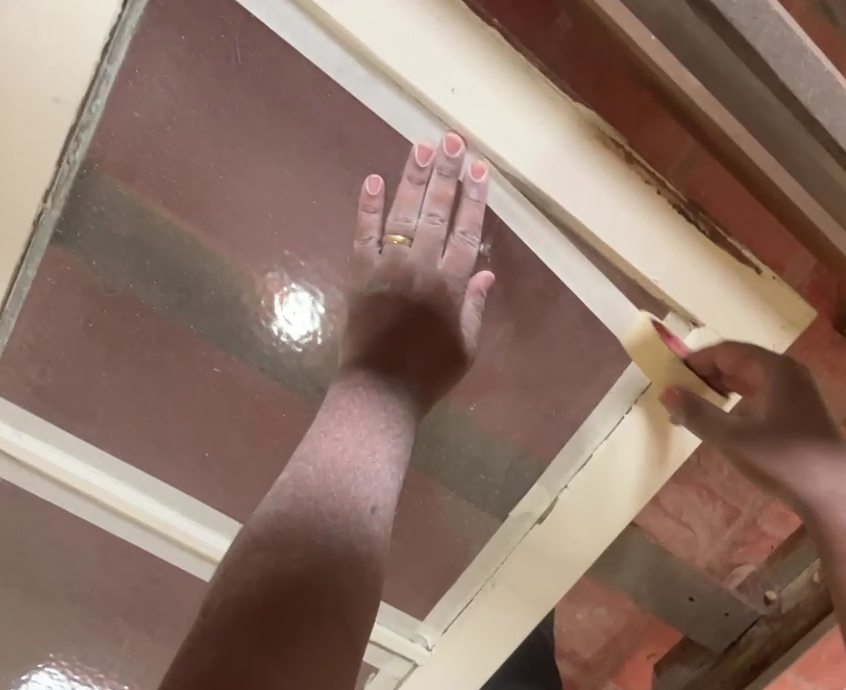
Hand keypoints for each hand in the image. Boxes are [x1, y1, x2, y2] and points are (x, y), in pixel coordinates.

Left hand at [342, 133, 497, 414]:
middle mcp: (422, 268)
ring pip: (403, 214)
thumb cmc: (429, 375)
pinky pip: (363, 233)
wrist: (381, 391)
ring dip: (412, 178)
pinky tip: (372, 179)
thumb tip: (486, 274)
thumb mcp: (465, 347)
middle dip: (446, 175)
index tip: (479, 169)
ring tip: (421, 147)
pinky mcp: (359, 274)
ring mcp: (388, 267)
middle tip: (452, 141)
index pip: (466, 232)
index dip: (474, 199)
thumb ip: (474, 308)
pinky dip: (367, 206)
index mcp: (452, 287)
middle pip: (437, 213)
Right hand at [661, 343, 845, 514]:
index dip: (697, 360)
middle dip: (707, 375)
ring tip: (694, 407)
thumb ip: (698, 414)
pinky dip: (738, 404)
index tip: (671, 372)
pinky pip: (761, 398)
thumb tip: (668, 393)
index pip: (728, 351)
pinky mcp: (800, 415)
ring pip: (751, 382)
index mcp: (775, 369)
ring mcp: (797, 394)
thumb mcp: (733, 438)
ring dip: (721, 391)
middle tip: (678, 391)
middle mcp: (788, 374)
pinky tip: (725, 422)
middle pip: (740, 364)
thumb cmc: (783, 459)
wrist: (832, 491)